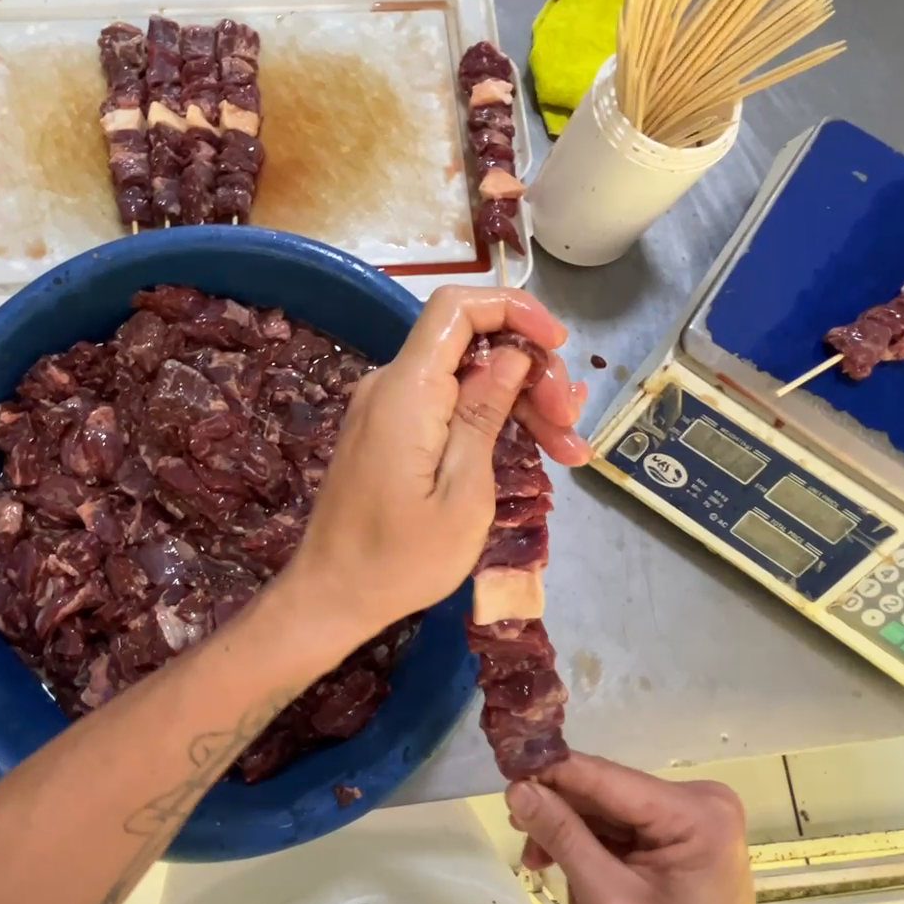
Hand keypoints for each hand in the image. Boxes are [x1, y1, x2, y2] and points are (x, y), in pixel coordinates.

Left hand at [282, 287, 591, 639]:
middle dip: (531, 372)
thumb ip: (484, 414)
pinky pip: (446, 403)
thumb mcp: (462, 492)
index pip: (456, 309)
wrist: (332, 594)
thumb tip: (512, 354)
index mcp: (407, 391)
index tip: (559, 344)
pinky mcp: (390, 430)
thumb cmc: (401, 559)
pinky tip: (536, 443)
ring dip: (521, 403)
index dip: (513, 309)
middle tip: (571, 424)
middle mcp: (391, 385)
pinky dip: (490, 418)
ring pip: (466, 377)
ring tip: (571, 449)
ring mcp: (388, 407)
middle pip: (470, 344)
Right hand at [508, 754, 754, 903]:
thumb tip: (515, 787)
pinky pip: (624, 828)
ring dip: (571, 836)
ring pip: (608, 811)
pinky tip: (574, 877)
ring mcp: (694, 818)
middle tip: (516, 830)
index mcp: (695, 811)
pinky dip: (594, 849)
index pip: (604, 776)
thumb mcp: (609, 898)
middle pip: (605, 794)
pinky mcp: (685, 837)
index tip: (505, 774)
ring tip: (538, 863)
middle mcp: (699, 800)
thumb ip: (562, 835)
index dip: (550, 772)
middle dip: (559, 815)